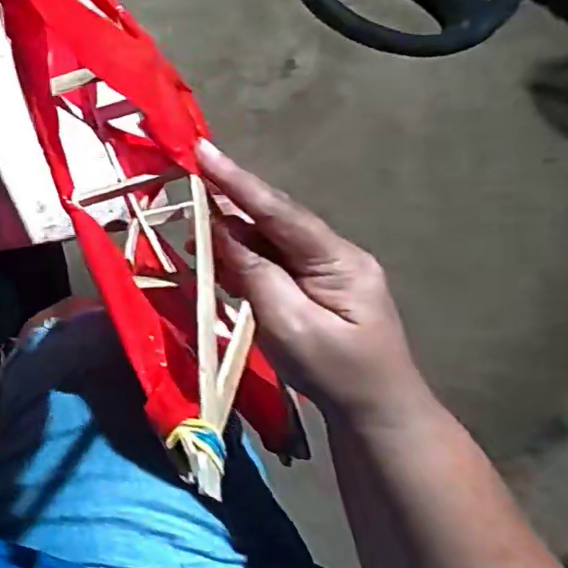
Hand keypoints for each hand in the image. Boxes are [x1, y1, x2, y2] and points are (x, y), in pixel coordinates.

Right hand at [197, 140, 435, 430]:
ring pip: (264, 236)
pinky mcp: (308, 282)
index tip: (202, 150)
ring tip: (189, 223)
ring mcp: (320, 266)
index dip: (238, 181)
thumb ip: (253, 273)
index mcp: (338, 259)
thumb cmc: (339, 374)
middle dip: (229, 195)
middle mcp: (331, 252)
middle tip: (188, 174)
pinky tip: (209, 254)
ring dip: (227, 230)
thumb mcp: (292, 326)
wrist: (379, 416)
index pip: (279, 211)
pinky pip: (265, 257)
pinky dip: (236, 254)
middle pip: (271, 217)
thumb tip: (217, 229)